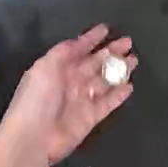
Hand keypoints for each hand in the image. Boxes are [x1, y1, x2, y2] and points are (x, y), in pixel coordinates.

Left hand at [1, 25, 136, 166]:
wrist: (33, 138)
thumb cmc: (37, 98)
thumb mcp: (46, 66)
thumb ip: (64, 52)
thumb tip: (79, 41)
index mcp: (59, 67)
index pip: (78, 48)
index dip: (91, 38)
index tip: (105, 29)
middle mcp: (72, 80)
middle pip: (96, 62)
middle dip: (111, 52)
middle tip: (128, 42)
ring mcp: (83, 99)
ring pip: (105, 80)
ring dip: (119, 70)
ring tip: (134, 60)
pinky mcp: (91, 117)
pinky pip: (108, 102)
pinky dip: (118, 94)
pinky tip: (129, 86)